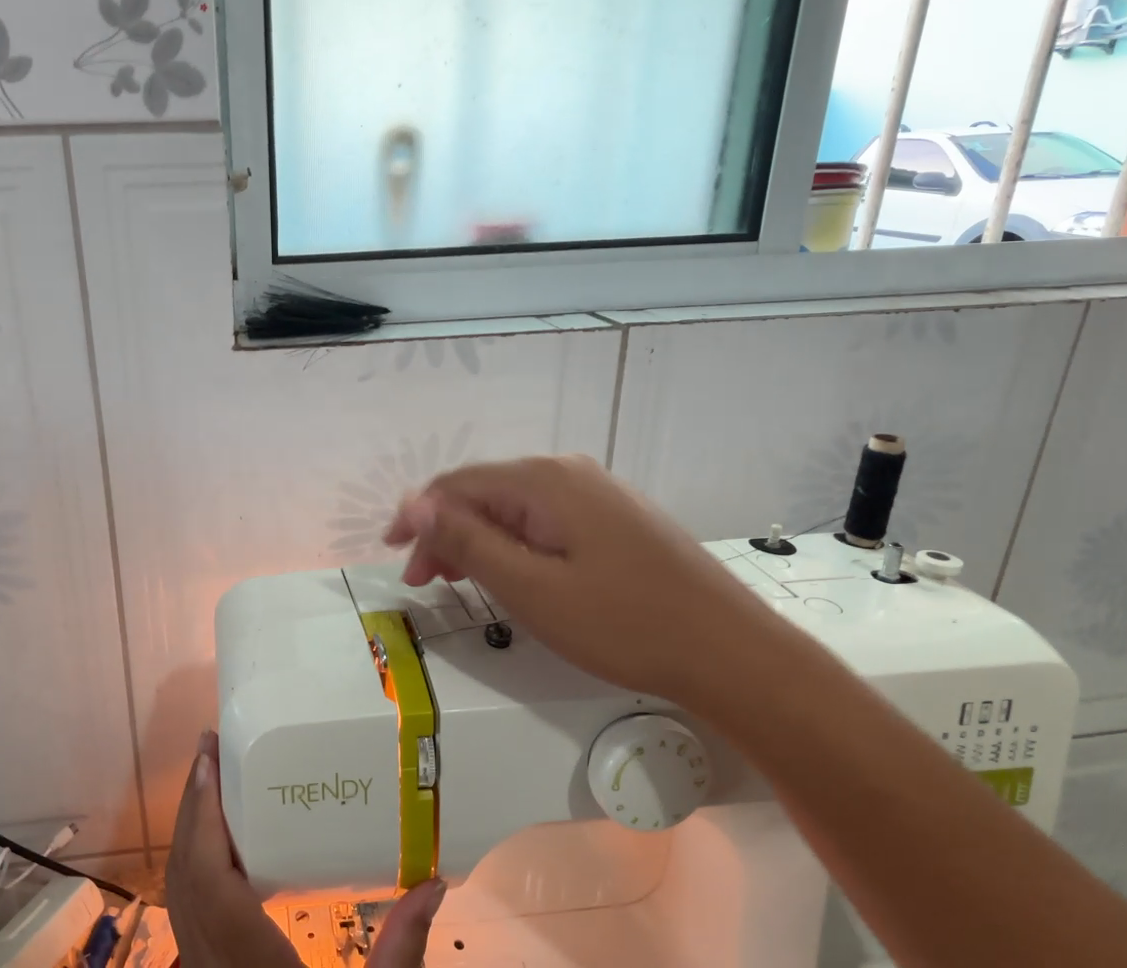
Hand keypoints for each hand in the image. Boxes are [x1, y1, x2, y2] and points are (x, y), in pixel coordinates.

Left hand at [165, 730, 445, 967]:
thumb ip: (401, 950)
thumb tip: (436, 881)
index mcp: (249, 960)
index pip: (210, 877)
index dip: (203, 816)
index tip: (209, 763)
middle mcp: (212, 960)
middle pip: (185, 871)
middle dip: (192, 805)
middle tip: (210, 749)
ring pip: (178, 889)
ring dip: (188, 829)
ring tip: (211, 782)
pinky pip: (186, 907)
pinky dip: (192, 861)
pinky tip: (215, 843)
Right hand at [383, 455, 782, 701]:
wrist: (732, 652)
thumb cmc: (624, 625)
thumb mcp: (532, 588)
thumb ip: (467, 541)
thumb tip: (413, 502)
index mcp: (544, 481)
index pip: (457, 485)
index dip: (417, 516)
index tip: (394, 556)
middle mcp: (568, 472)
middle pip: (485, 492)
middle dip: (445, 532)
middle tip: (424, 582)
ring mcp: (598, 493)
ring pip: (515, 508)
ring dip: (478, 540)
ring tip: (457, 582)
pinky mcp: (617, 519)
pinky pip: (546, 521)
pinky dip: (514, 545)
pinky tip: (512, 575)